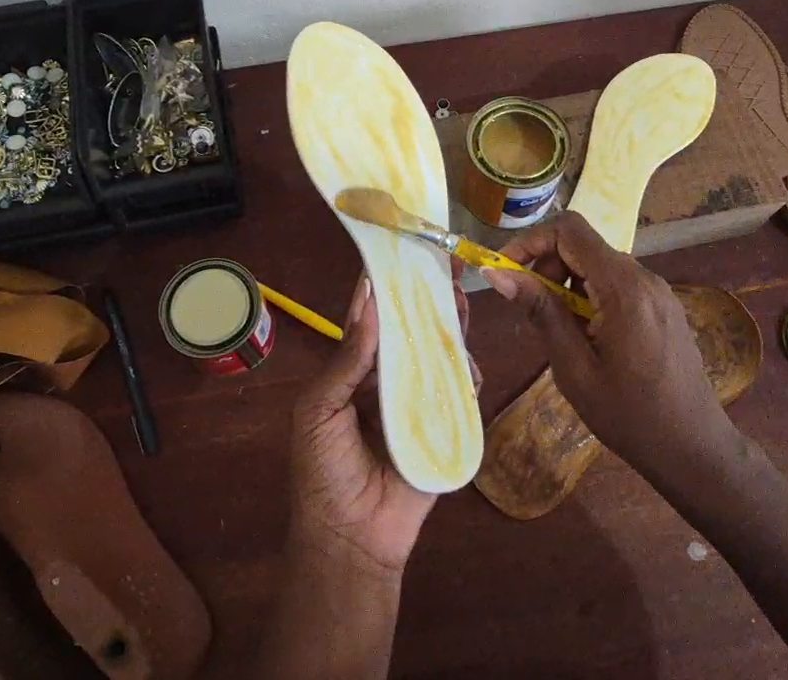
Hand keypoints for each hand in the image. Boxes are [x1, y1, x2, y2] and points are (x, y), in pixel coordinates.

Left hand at [286, 273, 461, 574]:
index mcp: (356, 370)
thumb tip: (372, 305)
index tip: (401, 251)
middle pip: (414, 329)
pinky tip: (468, 360)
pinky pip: (463, 392)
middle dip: (429, 298)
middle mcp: (390, 378)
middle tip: (446, 266)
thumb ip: (346, 361)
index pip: (373, 319)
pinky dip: (469, 373)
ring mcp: (421, 399)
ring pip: (441, 353)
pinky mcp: (446, 424)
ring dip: (452, 325)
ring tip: (461, 299)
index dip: (385, 286)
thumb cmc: (324, 470)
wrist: (352, 536)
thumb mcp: (319, 411)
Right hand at [481, 211, 729, 475]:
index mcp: (623, 288)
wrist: (694, 449)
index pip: (570, 230)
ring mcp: (658, 292)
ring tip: (560, 334)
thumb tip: (498, 275)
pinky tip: (586, 338)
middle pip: (583, 246)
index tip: (506, 273)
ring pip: (598, 265)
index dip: (531, 241)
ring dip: (567, 285)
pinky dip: (590, 296)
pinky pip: (617, 284)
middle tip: (531, 313)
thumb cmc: (629, 416)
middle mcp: (644, 278)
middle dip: (547, 267)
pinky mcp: (663, 307)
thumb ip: (540, 312)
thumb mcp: (573, 368)